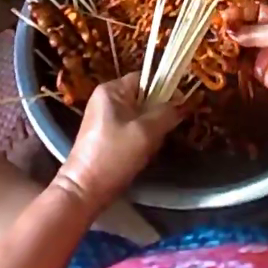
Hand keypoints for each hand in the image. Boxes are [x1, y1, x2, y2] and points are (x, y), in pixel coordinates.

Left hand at [53, 75, 181, 211]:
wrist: (85, 189)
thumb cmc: (114, 155)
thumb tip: (182, 102)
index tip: (177, 107)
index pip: (144, 78)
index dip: (163, 89)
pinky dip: (139, 138)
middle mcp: (105, 98)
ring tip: (150, 147)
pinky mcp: (104, 133)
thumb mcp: (145, 133)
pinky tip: (140, 154)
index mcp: (111, 90)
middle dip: (155, 115)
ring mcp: (103, 116)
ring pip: (138, 115)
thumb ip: (166, 114)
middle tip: (161, 133)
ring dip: (149, 130)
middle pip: (142, 97)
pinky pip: (130, 128)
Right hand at [224, 4, 267, 108]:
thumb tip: (230, 31)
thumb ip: (253, 31)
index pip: (254, 10)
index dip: (238, 11)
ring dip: (229, 43)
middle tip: (215, 29)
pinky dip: (231, 60)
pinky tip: (222, 57)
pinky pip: (242, 62)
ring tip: (216, 42)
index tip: (223, 15)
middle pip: (245, 26)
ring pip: (241, 44)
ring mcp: (264, 52)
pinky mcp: (260, 70)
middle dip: (231, 27)